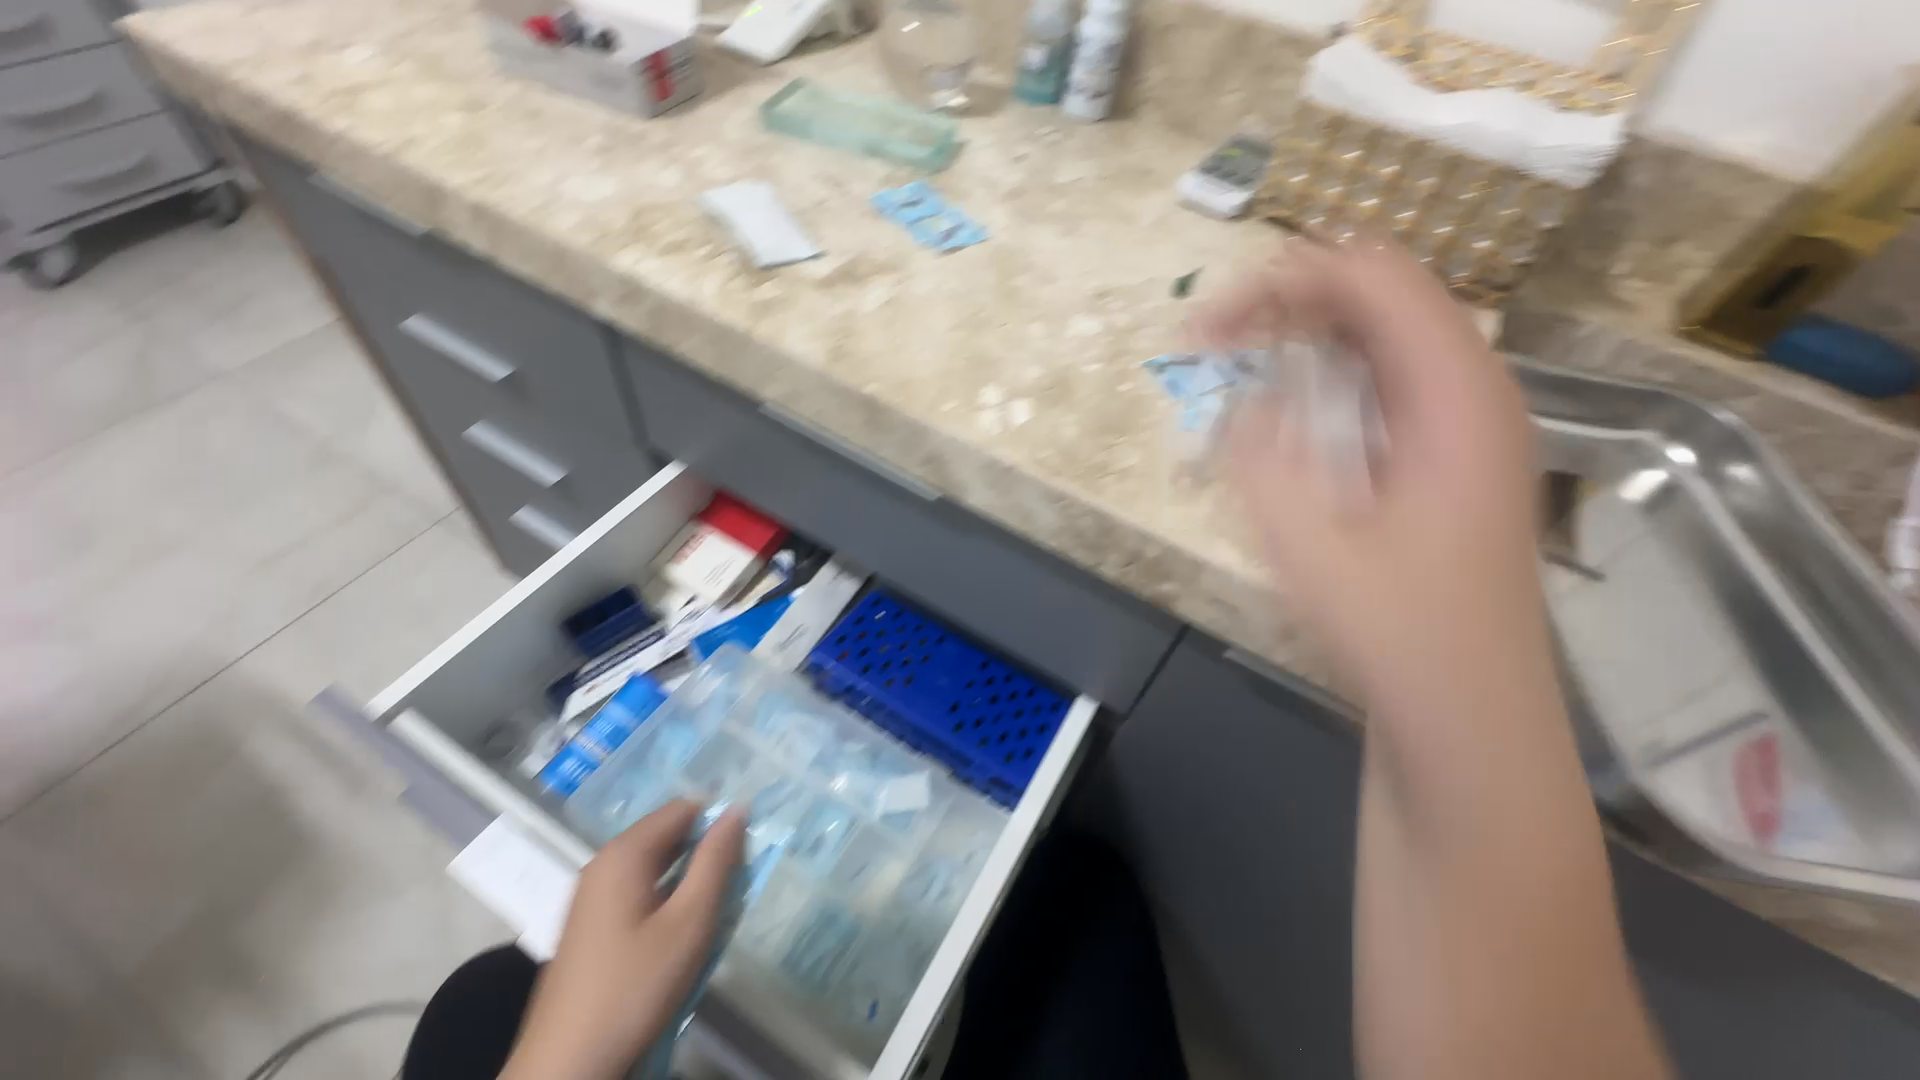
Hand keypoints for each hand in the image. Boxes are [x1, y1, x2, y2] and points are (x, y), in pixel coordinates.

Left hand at [502, 801, 746, 1079]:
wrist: (567, 1064)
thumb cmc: (635, 987)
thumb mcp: (689, 923)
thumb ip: (716, 862)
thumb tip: (737, 810)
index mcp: (623, 854)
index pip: (682, 809)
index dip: (716, 825)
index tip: (741, 860)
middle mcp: (601, 864)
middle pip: (666, 836)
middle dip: (703, 856)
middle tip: (729, 894)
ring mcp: (590, 896)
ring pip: (653, 868)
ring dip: (686, 884)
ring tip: (708, 919)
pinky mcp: (588, 926)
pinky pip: (637, 894)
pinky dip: (664, 904)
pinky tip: (676, 940)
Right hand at [1194, 238, 1546, 703]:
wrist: (1468, 718)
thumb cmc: (1399, 636)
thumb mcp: (1311, 544)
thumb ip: (1261, 453)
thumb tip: (1240, 395)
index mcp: (1458, 394)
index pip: (1372, 278)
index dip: (1282, 282)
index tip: (1206, 329)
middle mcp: (1472, 392)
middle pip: (1377, 297)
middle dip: (1285, 304)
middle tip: (1208, 347)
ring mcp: (1462, 427)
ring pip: (1378, 341)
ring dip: (1300, 342)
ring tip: (1231, 372)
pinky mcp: (1443, 461)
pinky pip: (1380, 388)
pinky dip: (1321, 383)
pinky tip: (1279, 422)